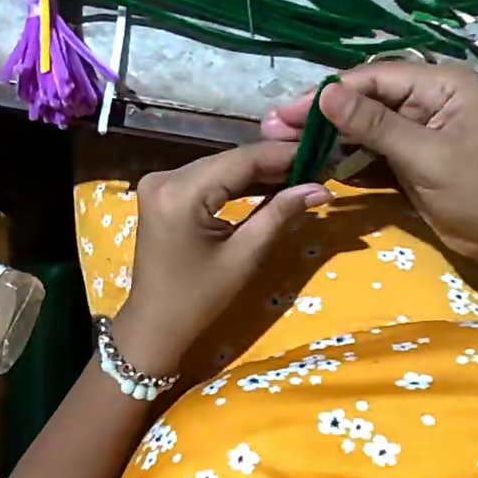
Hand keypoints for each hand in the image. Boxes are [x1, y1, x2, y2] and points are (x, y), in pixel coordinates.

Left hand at [112, 141, 330, 377]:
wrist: (156, 323)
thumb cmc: (200, 298)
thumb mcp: (245, 255)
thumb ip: (280, 213)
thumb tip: (321, 189)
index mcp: (181, 192)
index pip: (241, 160)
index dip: (283, 155)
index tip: (321, 154)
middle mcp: (165, 177)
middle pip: (230, 160)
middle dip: (273, 163)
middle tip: (317, 166)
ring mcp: (160, 182)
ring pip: (220, 167)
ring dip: (258, 172)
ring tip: (300, 174)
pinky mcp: (163, 192)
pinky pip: (207, 178)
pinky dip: (236, 182)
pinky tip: (268, 184)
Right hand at [264, 63, 477, 268]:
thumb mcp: (426, 156)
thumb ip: (375, 124)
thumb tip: (326, 92)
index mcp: (444, 85)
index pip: (376, 78)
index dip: (329, 92)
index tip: (286, 110)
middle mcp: (432, 100)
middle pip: (367, 101)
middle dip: (323, 115)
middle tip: (275, 128)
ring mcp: (422, 131)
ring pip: (367, 128)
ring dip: (331, 138)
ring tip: (286, 145)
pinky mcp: (415, 159)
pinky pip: (375, 152)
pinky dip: (349, 159)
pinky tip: (316, 162)